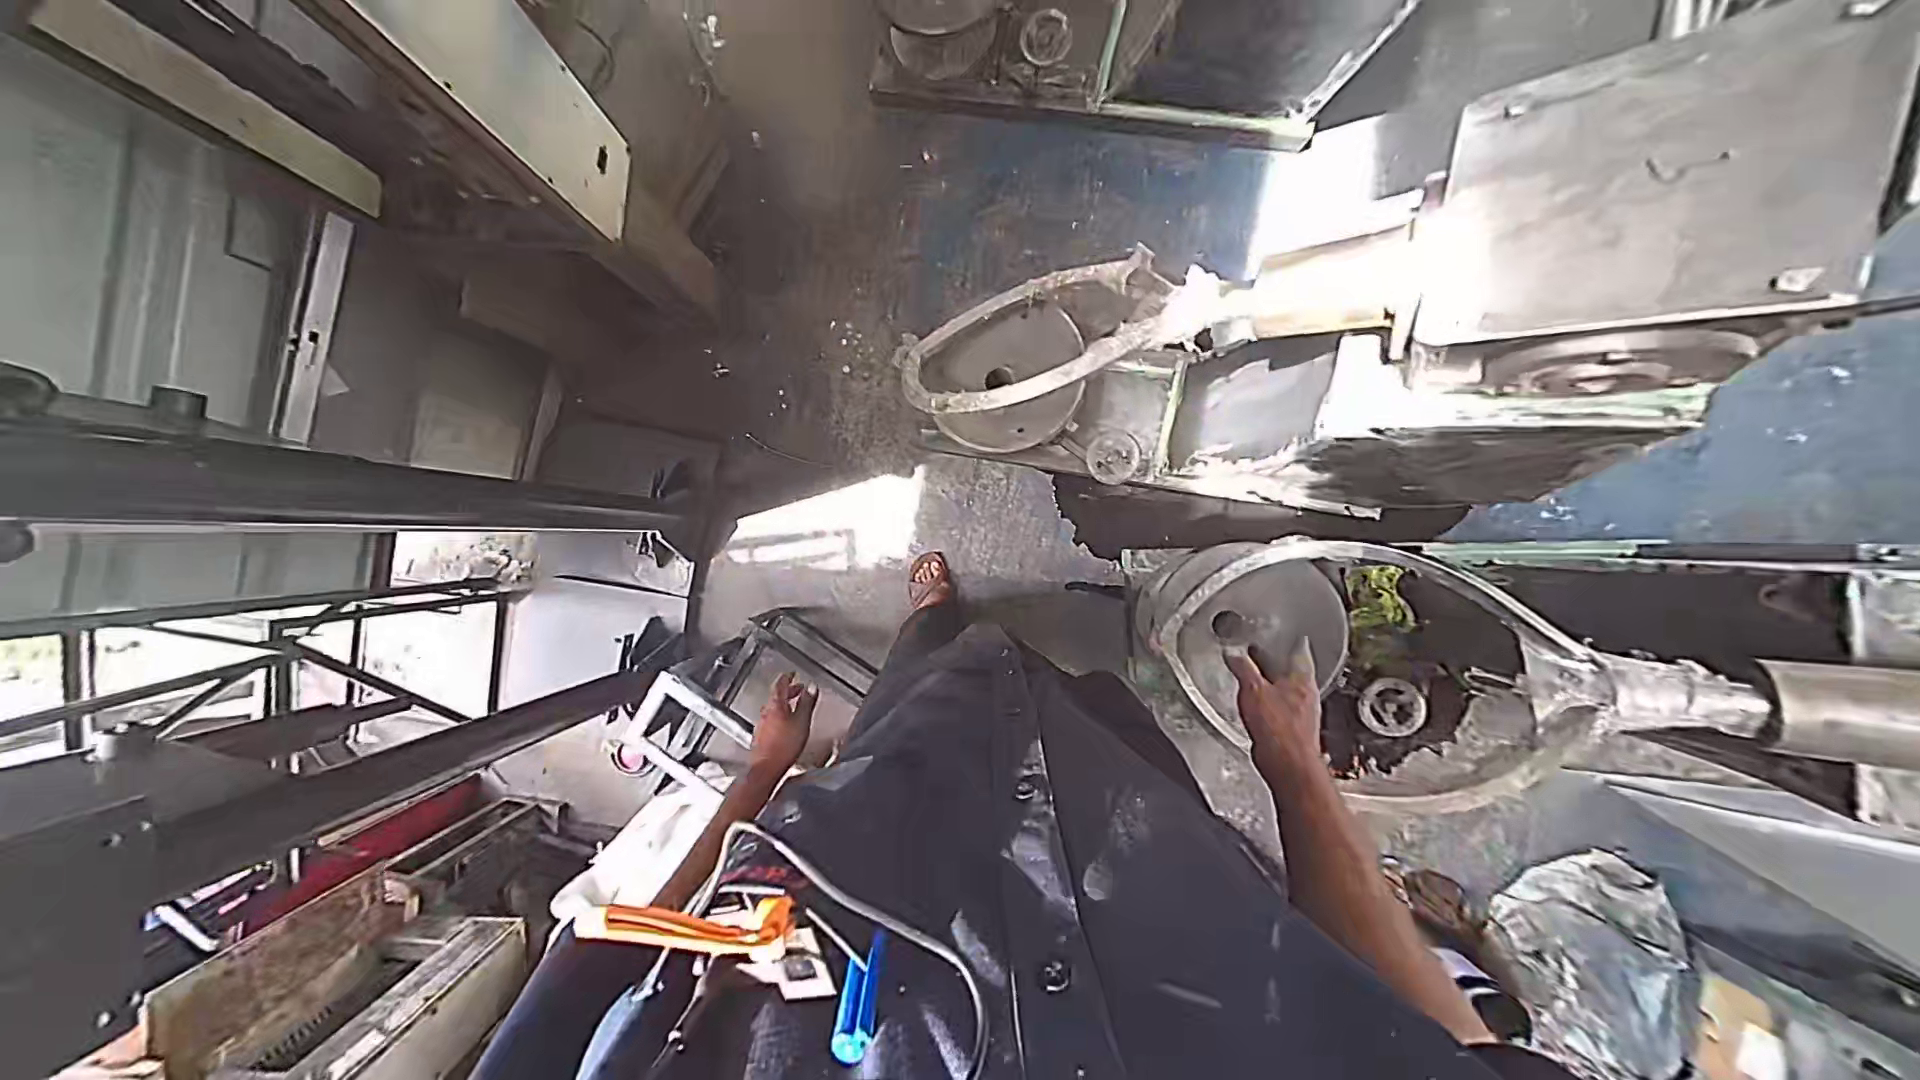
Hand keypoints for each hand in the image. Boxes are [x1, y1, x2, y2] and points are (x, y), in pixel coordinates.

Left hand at [750, 672, 816, 774]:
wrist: (766, 769)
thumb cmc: (784, 746)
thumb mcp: (802, 721)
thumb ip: (807, 702)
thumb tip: (812, 687)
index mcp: (776, 705)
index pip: (780, 684)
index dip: (787, 677)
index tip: (792, 674)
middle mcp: (766, 712)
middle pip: (777, 696)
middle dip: (788, 691)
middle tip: (798, 689)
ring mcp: (762, 724)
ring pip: (773, 708)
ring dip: (784, 704)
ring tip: (794, 706)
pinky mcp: (761, 736)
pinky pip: (771, 720)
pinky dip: (779, 716)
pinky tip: (785, 725)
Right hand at [1226, 640, 1322, 767]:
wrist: (1288, 764)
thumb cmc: (1279, 728)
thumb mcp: (1252, 689)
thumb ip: (1242, 668)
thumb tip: (1233, 654)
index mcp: (1302, 679)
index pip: (1299, 651)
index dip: (1290, 639)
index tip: (1285, 633)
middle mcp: (1306, 694)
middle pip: (1292, 670)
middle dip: (1277, 661)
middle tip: (1262, 652)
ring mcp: (1300, 712)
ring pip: (1286, 689)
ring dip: (1272, 682)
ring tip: (1256, 676)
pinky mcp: (1291, 728)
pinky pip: (1279, 708)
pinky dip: (1269, 701)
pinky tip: (1258, 704)